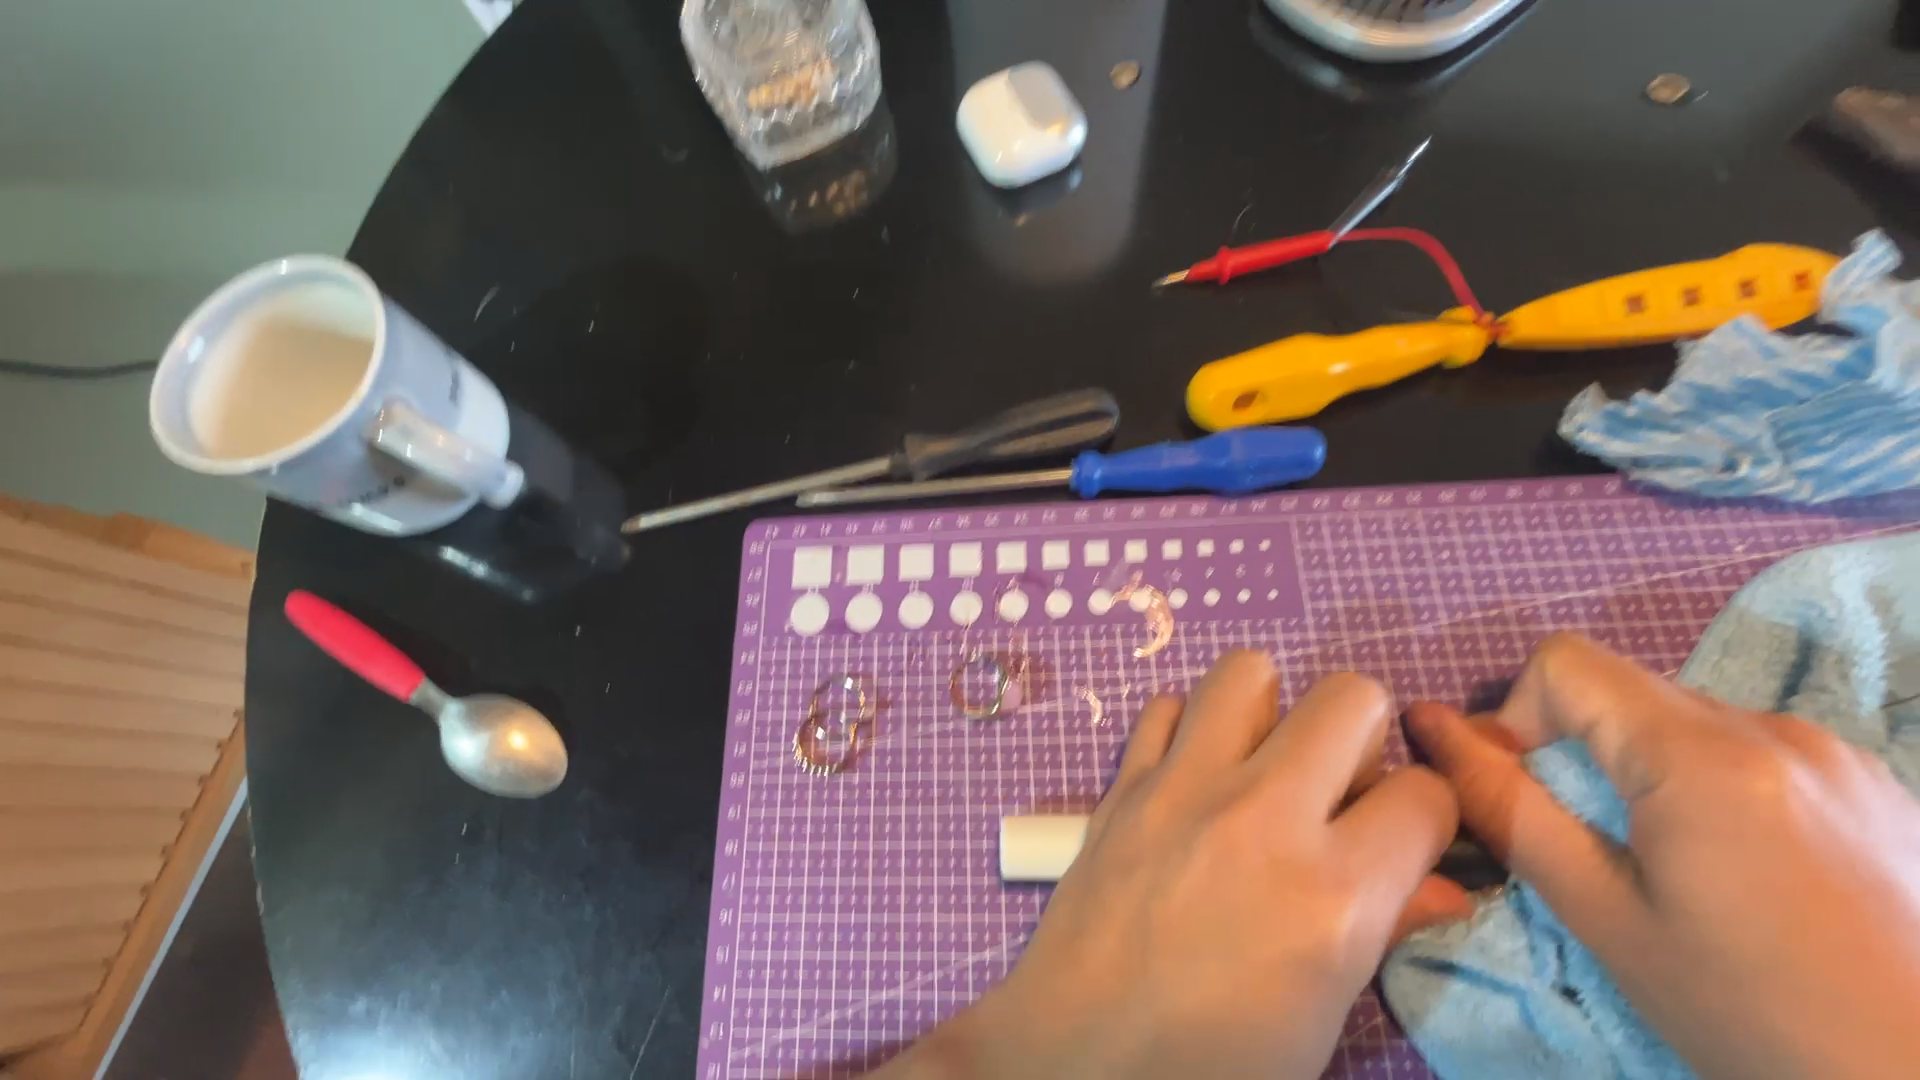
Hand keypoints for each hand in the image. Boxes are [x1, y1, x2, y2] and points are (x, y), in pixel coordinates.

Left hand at [877, 651, 1471, 1079]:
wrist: (1081, 1054)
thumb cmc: (1214, 1058)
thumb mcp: (1323, 1013)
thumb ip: (1383, 928)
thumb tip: (1435, 883)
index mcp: (1334, 894)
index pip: (1424, 795)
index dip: (1426, 813)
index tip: (1402, 832)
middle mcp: (1263, 815)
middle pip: (1347, 696)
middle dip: (1361, 732)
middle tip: (1334, 781)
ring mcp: (1183, 786)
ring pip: (1246, 672)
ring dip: (1268, 708)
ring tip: (1259, 760)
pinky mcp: (1122, 781)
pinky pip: (1163, 708)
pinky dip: (1185, 730)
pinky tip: (1187, 774)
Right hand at [1407, 633, 1919, 1079]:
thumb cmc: (1753, 1015)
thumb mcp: (1600, 913)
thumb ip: (1504, 805)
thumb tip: (1427, 722)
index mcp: (1705, 755)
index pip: (1564, 663)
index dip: (1517, 714)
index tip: (1526, 794)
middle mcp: (1776, 729)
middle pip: (1621, 689)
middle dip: (1570, 745)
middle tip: (1580, 839)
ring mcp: (1837, 755)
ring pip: (1680, 718)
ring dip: (1635, 766)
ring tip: (1662, 860)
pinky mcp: (1878, 788)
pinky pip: (1745, 748)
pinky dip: (1701, 782)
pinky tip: (1737, 865)